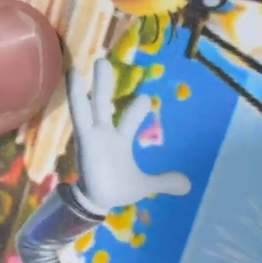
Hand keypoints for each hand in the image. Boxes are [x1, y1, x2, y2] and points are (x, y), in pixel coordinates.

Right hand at [66, 58, 190, 214]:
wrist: (97, 202)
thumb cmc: (117, 188)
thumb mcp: (145, 185)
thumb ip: (164, 181)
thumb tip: (189, 185)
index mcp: (121, 139)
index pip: (130, 118)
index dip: (137, 109)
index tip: (145, 98)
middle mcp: (106, 131)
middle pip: (106, 102)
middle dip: (106, 83)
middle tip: (106, 60)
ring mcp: (95, 133)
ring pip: (93, 103)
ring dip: (95, 84)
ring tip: (98, 60)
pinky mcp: (86, 138)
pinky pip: (80, 114)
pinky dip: (76, 95)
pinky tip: (72, 75)